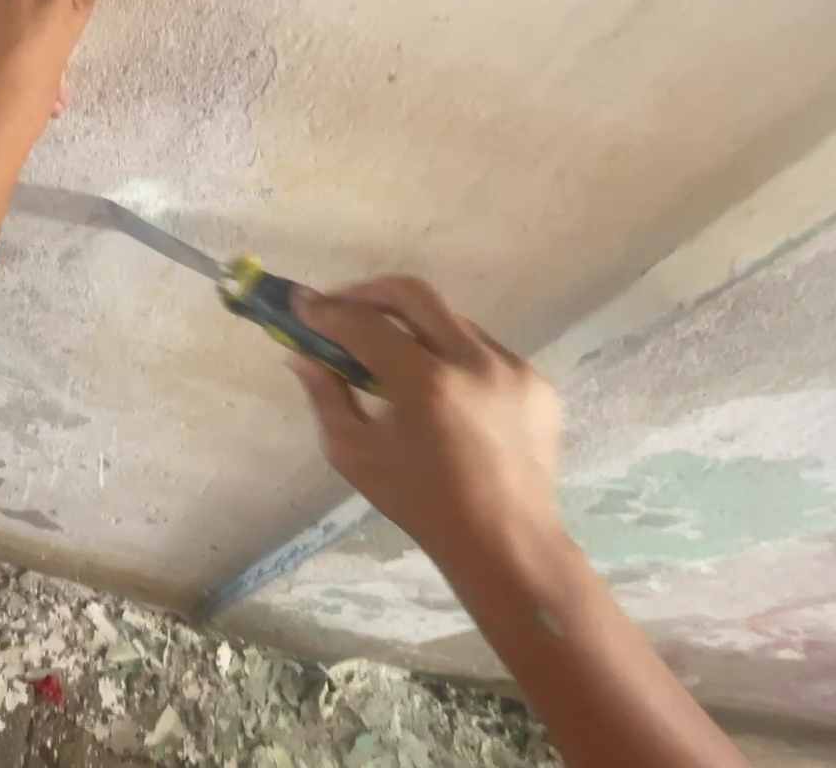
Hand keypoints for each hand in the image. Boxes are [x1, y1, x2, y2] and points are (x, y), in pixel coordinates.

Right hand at [287, 277, 563, 561]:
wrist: (507, 543)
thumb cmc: (419, 502)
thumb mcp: (354, 453)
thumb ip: (325, 396)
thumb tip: (301, 355)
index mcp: (427, 385)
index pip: (365, 324)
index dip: (326, 310)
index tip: (300, 303)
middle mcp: (474, 363)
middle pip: (412, 294)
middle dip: (366, 292)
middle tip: (339, 307)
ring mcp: (512, 368)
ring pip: (447, 318)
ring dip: (407, 324)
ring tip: (384, 350)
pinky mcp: (535, 380)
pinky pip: (479, 346)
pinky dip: (445, 351)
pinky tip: (432, 383)